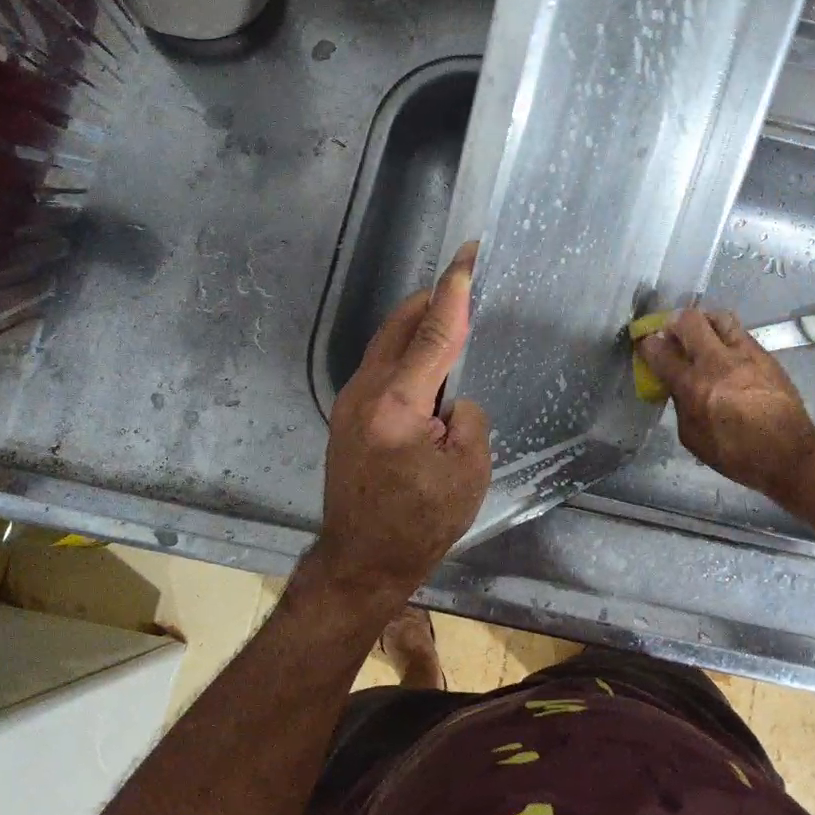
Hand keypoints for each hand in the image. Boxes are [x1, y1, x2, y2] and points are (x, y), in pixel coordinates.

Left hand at [313, 243, 491, 601]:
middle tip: (466, 284)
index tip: (468, 255)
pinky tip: (428, 365)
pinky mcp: (346, 415)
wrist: (361, 560)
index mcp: (398, 404)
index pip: (433, 332)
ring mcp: (349, 402)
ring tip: (452, 320)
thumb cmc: (421, 523)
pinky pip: (380, 365)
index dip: (454, 291)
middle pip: (400, 324)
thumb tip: (453, 398)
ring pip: (386, 342)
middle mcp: (365, 392)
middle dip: (433, 298)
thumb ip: (467, 418)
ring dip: (418, 325)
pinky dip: (406, 352)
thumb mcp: (468, 473)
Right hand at [636, 309, 814, 499]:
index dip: (646, 344)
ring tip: (701, 335)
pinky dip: (725, 337)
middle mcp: (717, 362)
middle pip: (689, 320)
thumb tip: (677, 386)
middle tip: (672, 335)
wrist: (789, 454)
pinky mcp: (765, 355)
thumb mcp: (693, 438)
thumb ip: (681, 405)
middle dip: (673, 323)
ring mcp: (744, 354)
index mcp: (694, 387)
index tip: (644, 344)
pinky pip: (739, 333)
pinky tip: (726, 353)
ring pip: (718, 317)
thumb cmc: (737, 454)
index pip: (660, 352)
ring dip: (703, 322)